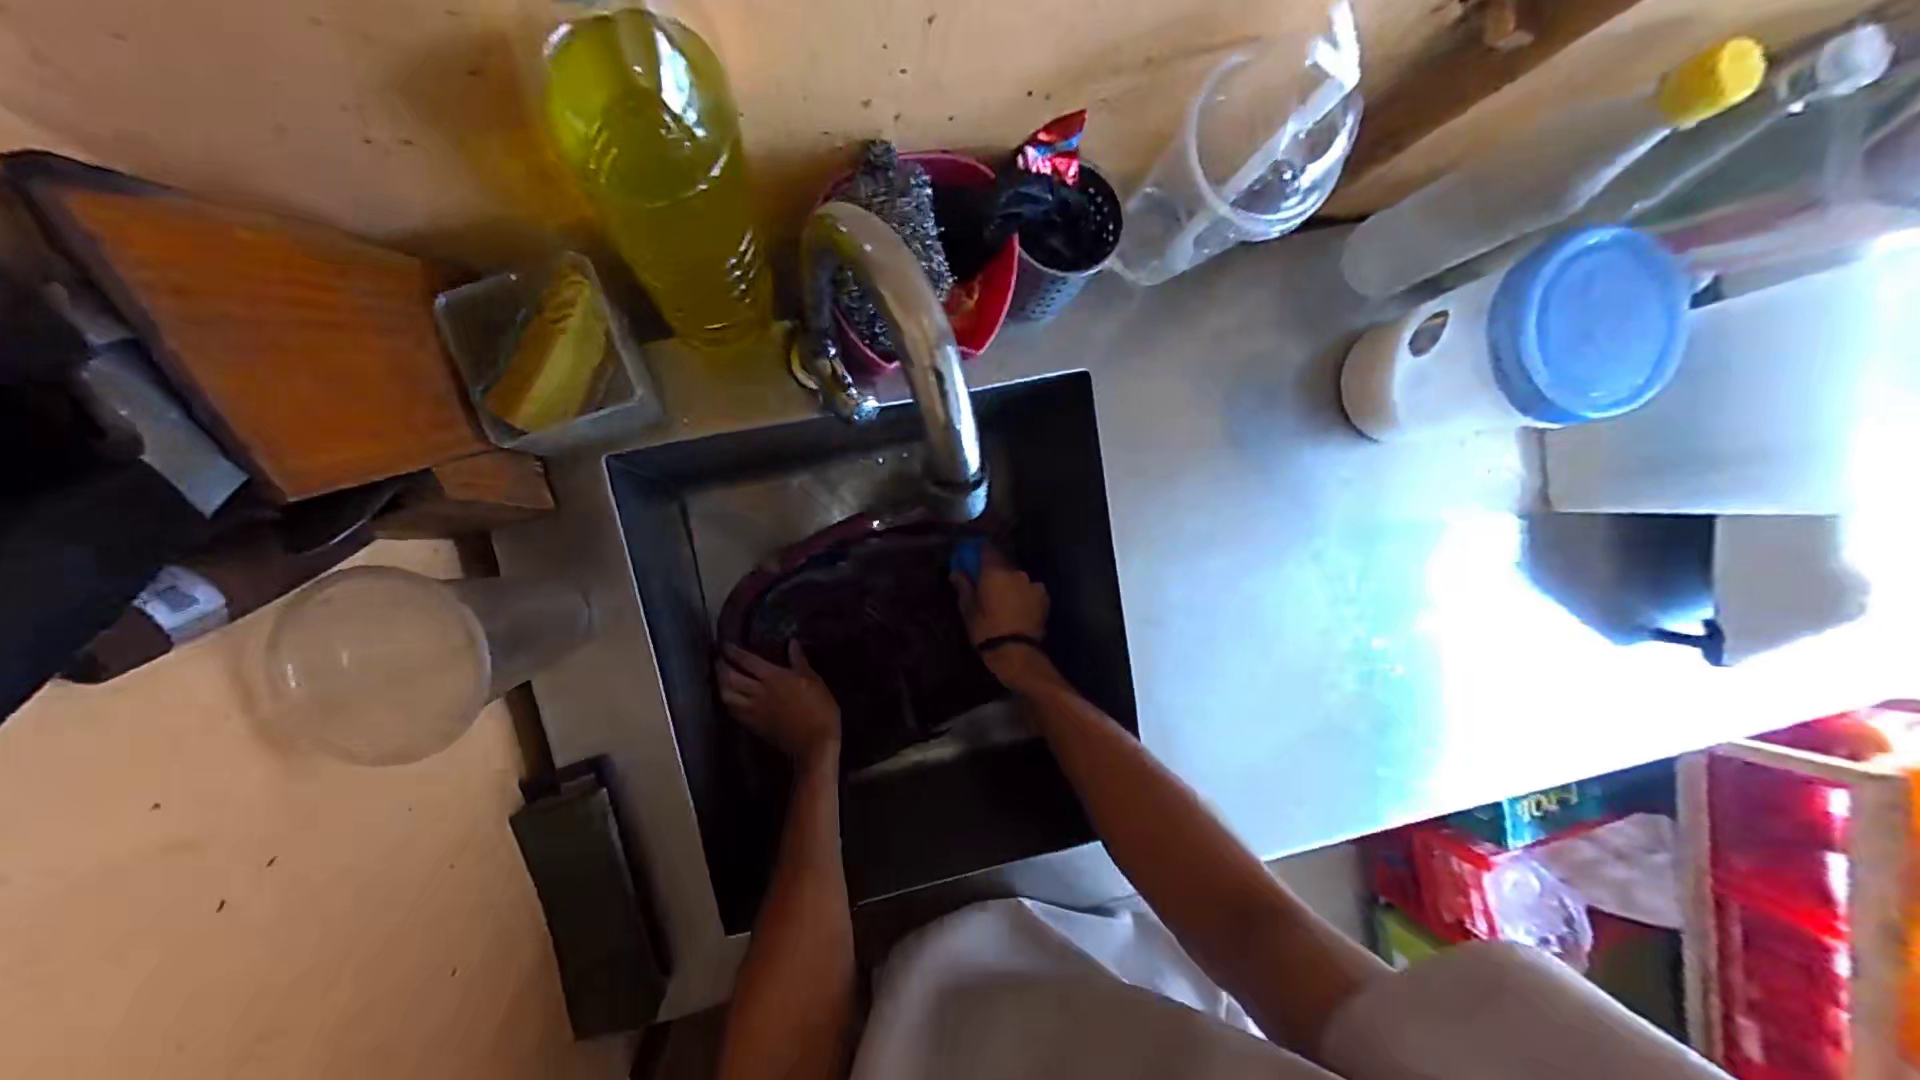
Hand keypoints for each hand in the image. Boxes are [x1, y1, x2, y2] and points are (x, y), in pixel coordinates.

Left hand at [718, 641, 840, 766]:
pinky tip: (730, 698)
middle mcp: (758, 692)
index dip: (733, 651)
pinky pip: (733, 711)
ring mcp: (753, 710)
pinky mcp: (753, 725)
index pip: (746, 661)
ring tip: (720, 678)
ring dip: (720, 685)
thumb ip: (799, 660)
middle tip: (718, 659)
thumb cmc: (819, 707)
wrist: (814, 742)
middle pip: (730, 678)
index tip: (724, 644)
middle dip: (721, 667)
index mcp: (773, 677)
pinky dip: (728, 702)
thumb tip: (792, 642)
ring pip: (727, 696)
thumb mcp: (813, 679)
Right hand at [953, 556, 1058, 693]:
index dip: (979, 551)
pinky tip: (1019, 607)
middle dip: (995, 571)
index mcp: (994, 571)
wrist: (1017, 653)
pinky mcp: (1044, 596)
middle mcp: (1016, 572)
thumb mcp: (968, 609)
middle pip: (1003, 564)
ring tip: (1005, 600)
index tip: (972, 558)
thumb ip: (963, 586)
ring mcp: (1033, 583)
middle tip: (987, 585)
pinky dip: (1024, 594)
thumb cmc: (986, 630)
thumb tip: (957, 571)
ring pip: (1018, 578)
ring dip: (1011, 584)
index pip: (986, 549)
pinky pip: (1030, 589)